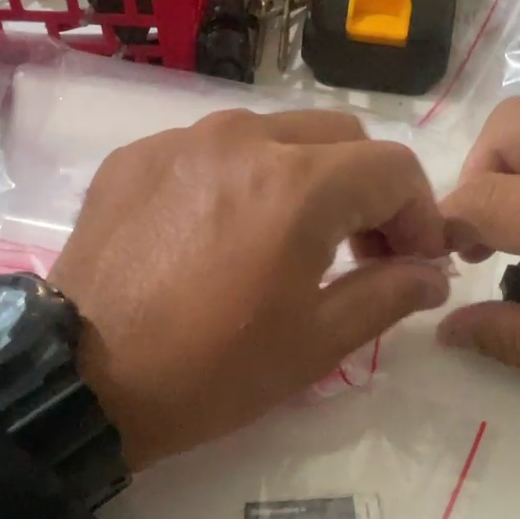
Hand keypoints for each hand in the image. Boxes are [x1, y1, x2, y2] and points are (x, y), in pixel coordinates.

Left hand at [51, 109, 450, 468]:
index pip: (393, 169)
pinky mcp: (135, 158)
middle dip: (368, 192)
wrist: (87, 382)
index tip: (414, 263)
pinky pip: (211, 151)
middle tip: (362, 253)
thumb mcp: (315, 344)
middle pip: (339, 139)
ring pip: (273, 136)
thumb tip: (433, 273)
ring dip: (305, 180)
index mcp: (297, 185)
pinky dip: (240, 181)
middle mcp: (242, 139)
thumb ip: (387, 295)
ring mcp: (181, 141)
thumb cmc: (212, 373)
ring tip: (290, 244)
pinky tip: (222, 237)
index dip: (420, 215)